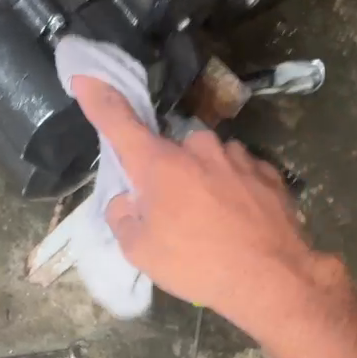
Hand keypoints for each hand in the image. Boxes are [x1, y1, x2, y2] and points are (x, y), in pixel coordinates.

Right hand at [71, 75, 352, 335]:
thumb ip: (123, 219)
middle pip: (171, 156)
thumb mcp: (140, 253)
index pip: (119, 122)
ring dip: (205, 187)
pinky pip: (239, 176)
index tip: (84, 79)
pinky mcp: (267, 171)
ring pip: (208, 165)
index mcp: (159, 164)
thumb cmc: (196, 265)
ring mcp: (236, 156)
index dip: (98, 99)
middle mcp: (197, 148)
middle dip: (169, 180)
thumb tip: (127, 200)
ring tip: (214, 229)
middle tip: (175, 221)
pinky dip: (235, 195)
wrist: (271, 278)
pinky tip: (240, 226)